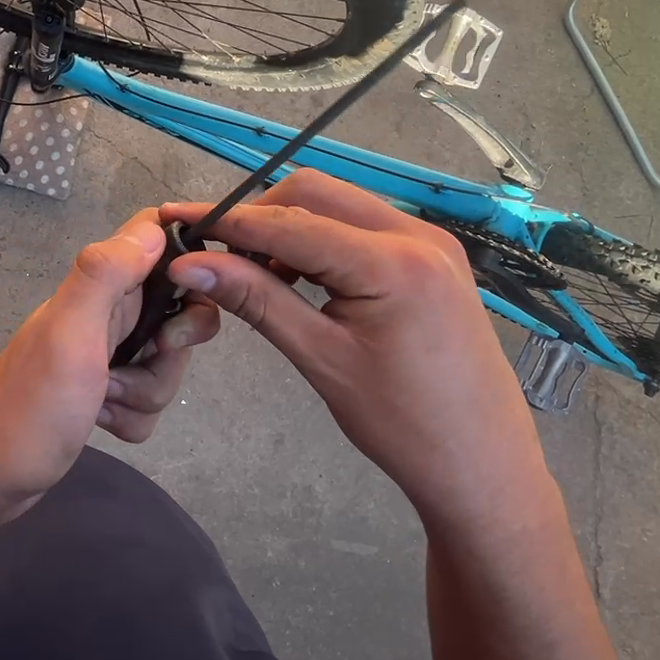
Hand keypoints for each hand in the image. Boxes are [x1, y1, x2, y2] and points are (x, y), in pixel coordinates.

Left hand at [0, 209, 220, 514]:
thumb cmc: (28, 405)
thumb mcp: (69, 333)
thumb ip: (105, 275)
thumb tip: (155, 225)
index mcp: (96, 286)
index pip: (153, 238)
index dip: (186, 259)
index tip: (189, 300)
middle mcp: (101, 311)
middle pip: (175, 310)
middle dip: (170, 351)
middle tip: (139, 364)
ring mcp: (102, 354)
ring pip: (164, 362)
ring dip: (144, 391)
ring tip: (102, 402)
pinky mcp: (101, 394)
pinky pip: (145, 400)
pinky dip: (130, 417)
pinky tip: (100, 424)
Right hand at [160, 171, 550, 529]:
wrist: (484, 467)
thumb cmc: (402, 425)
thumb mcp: (319, 358)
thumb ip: (254, 299)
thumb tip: (187, 265)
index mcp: (392, 263)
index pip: (288, 224)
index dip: (226, 219)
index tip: (175, 217)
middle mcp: (416, 234)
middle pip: (313, 192)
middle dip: (258, 215)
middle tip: (218, 253)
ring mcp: (428, 241)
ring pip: (335, 202)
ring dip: (287, 224)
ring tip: (255, 271)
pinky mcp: (430, 254)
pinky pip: (358, 223)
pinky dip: (318, 236)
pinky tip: (299, 276)